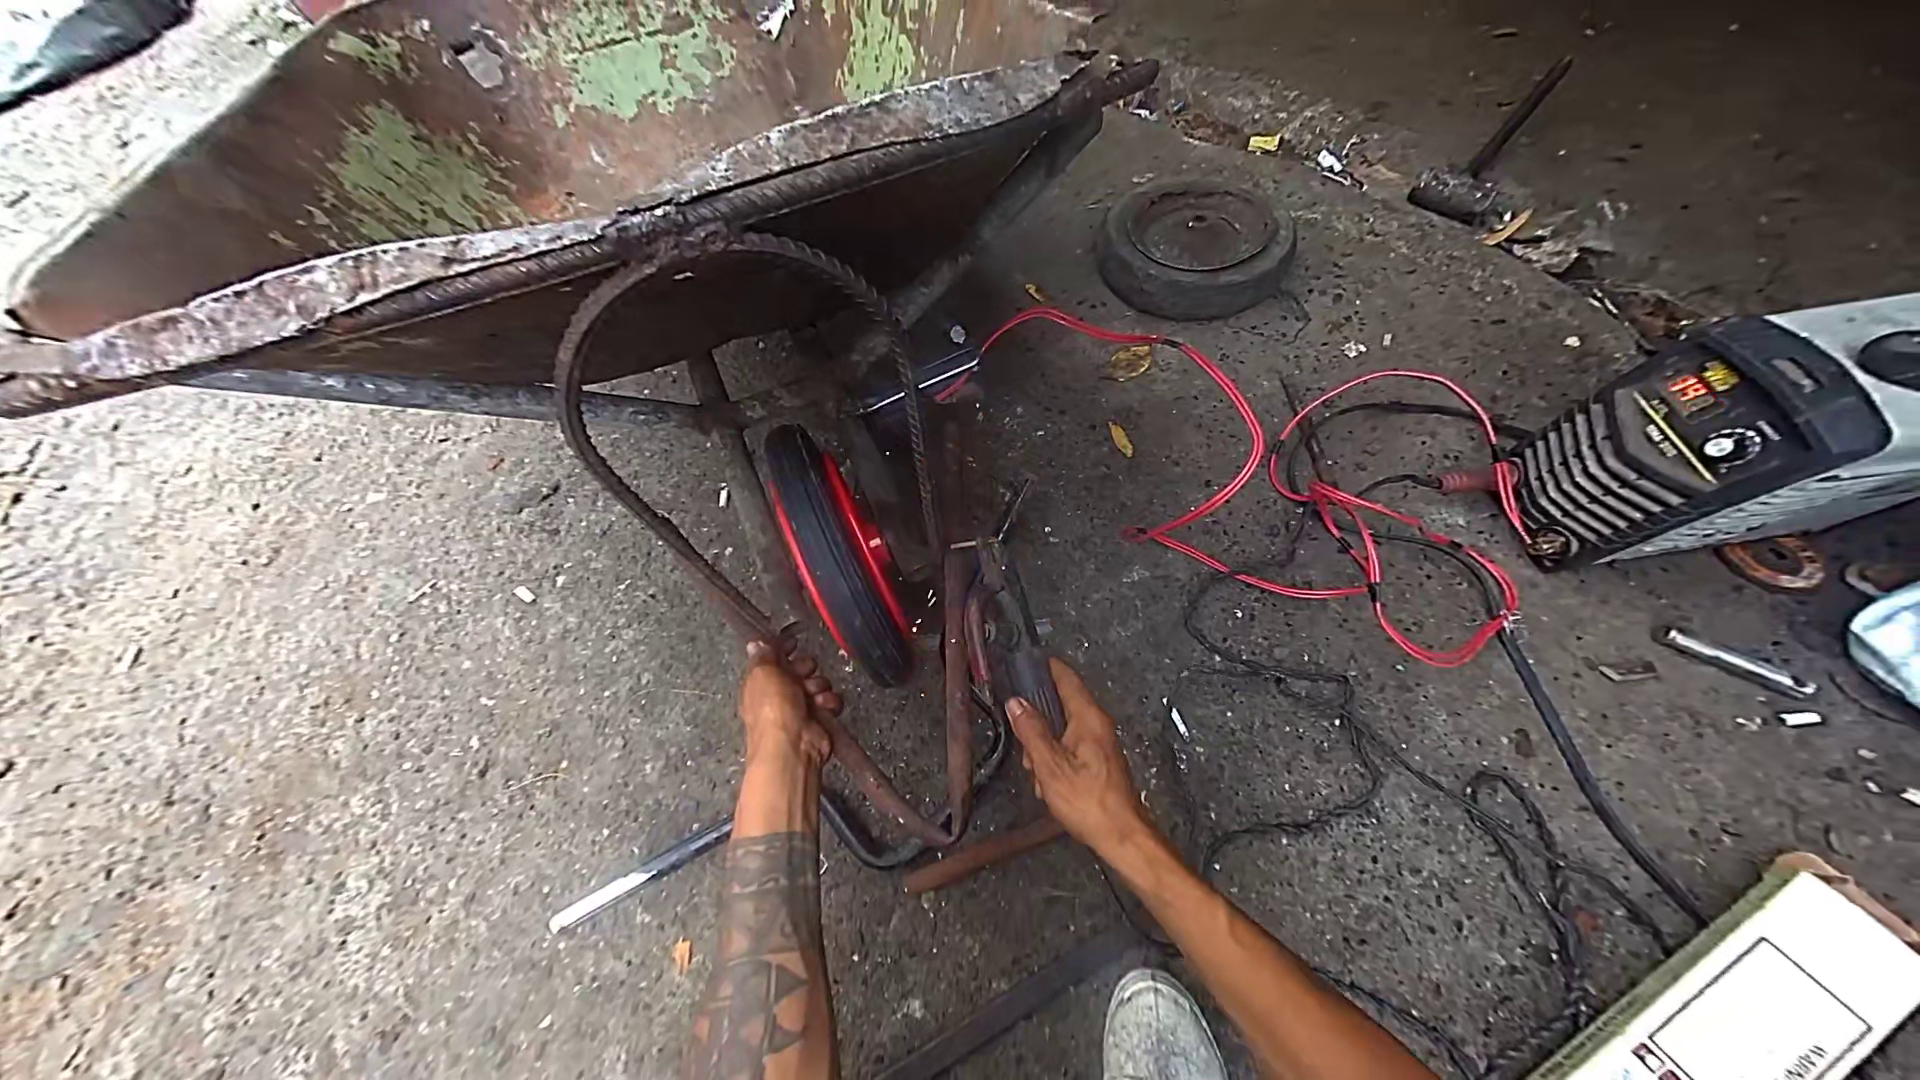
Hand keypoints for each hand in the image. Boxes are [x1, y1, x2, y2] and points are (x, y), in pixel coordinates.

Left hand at [740, 639, 838, 767]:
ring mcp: (801, 707)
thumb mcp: (763, 673)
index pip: (774, 658)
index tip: (793, 642)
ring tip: (813, 696)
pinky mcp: (820, 718)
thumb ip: (763, 655)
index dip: (783, 648)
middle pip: (801, 668)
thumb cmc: (773, 709)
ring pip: (819, 682)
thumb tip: (755, 643)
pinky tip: (823, 707)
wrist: (793, 745)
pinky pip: (832, 700)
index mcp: (761, 683)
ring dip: (819, 686)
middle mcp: (780, 694)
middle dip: (806, 668)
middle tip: (804, 674)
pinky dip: (830, 702)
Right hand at [1006, 658, 1156, 857]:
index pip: (1066, 677)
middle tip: (1027, 745)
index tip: (1026, 663)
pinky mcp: (1098, 760)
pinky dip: (1055, 761)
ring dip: (1044, 748)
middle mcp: (1097, 725)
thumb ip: (1031, 731)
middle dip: (1037, 723)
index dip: (1044, 667)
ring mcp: (1099, 742)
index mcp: (1088, 718)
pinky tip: (1050, 784)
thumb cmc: (1091, 802)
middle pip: (1059, 705)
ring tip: (1040, 774)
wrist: (1121, 836)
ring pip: (1061, 730)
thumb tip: (1017, 704)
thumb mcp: (1050, 765)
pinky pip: (1069, 748)